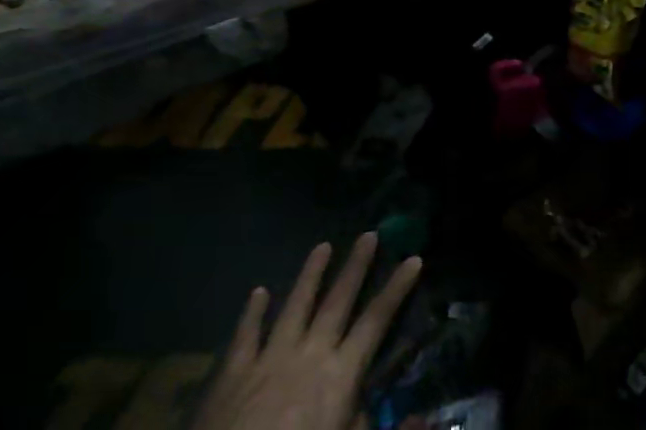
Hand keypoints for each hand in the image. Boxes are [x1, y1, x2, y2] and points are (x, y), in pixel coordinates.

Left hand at [191, 234, 422, 429]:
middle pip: (338, 302)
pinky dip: (251, 313)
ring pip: (295, 306)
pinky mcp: (231, 376)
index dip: (397, 289)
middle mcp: (309, 355)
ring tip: (322, 246)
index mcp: (341, 374)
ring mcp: (268, 360)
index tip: (414, 259)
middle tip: (370, 234)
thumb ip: (371, 424)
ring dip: (310, 275)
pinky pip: (244, 337)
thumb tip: (407, 414)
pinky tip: (257, 292)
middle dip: (356, 267)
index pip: (376, 320)